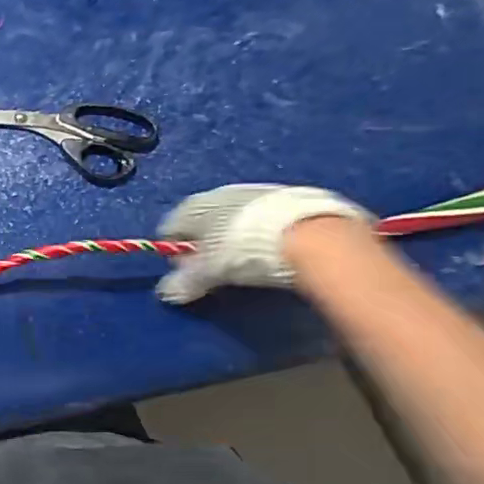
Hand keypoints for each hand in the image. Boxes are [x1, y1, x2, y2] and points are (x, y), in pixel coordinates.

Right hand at [156, 184, 373, 302]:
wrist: (315, 234)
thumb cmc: (245, 251)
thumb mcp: (209, 273)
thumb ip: (185, 282)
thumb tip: (168, 292)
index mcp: (191, 208)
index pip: (171, 230)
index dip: (177, 252)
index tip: (188, 271)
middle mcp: (218, 193)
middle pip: (204, 222)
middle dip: (207, 243)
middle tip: (219, 267)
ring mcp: (256, 191)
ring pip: (236, 217)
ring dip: (237, 234)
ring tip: (252, 257)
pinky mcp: (292, 193)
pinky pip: (267, 215)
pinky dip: (266, 229)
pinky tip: (279, 246)